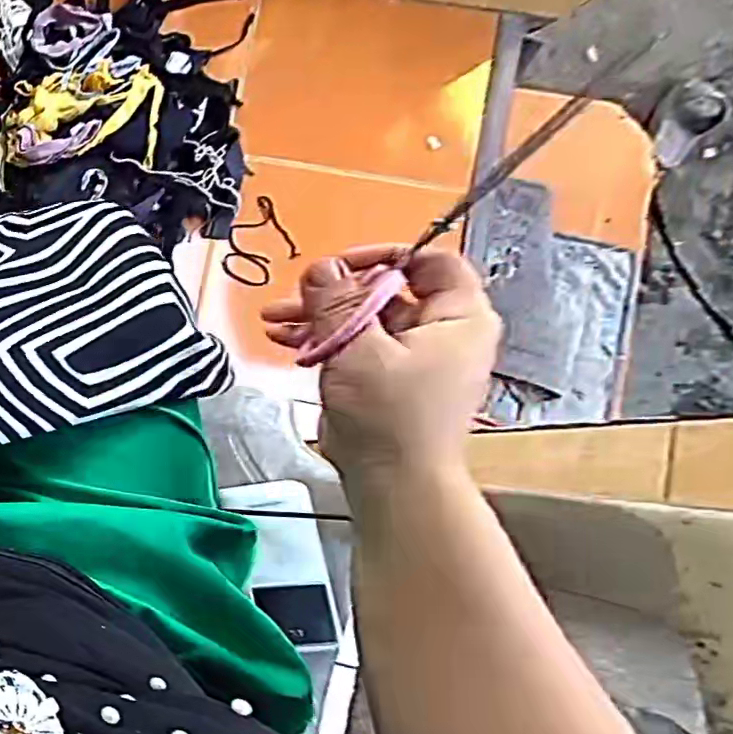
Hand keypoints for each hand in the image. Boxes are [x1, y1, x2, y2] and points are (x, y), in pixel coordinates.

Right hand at [259, 245, 499, 478]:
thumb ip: (338, 304)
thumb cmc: (391, 417)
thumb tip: (322, 268)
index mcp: (456, 317)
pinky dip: (321, 341)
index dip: (381, 258)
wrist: (391, 476)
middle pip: (383, 293)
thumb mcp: (359, 350)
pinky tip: (288, 341)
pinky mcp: (380, 378)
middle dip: (332, 294)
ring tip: (276, 321)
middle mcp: (437, 332)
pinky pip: (351, 347)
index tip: (337, 266)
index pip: (428, 262)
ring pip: (360, 321)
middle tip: (293, 297)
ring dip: (317, 318)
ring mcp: (407, 357)